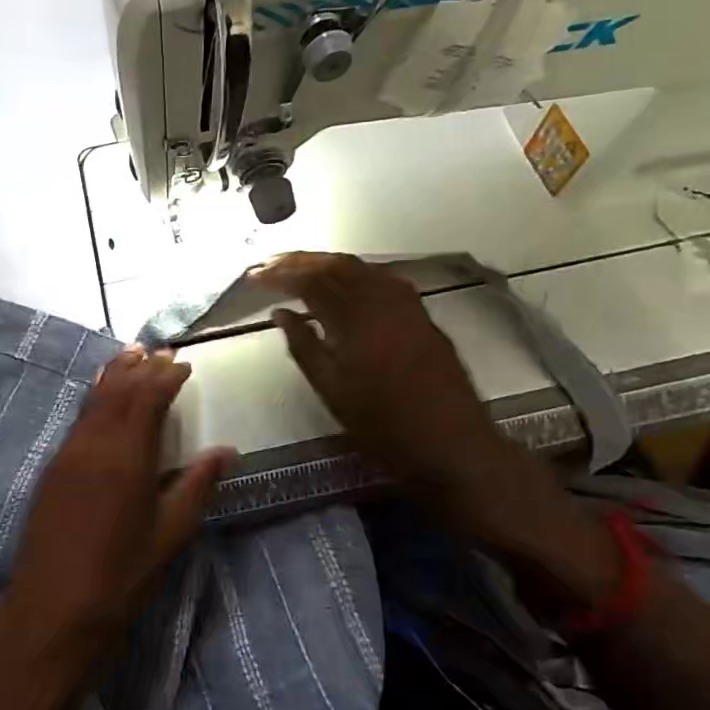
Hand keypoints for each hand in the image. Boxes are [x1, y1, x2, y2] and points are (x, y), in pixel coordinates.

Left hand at [0, 349, 233, 709]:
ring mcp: (69, 451)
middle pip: (118, 390)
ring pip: (94, 398)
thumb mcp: (170, 534)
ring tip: (131, 355)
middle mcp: (94, 442)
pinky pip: (79, 416)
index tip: (184, 363)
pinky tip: (100, 395)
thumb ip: (196, 485)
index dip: (166, 377)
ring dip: (114, 375)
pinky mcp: (53, 465)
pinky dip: (95, 396)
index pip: (148, 398)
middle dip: (141, 367)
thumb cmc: (121, 574)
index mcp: (127, 455)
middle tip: (160, 350)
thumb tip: (227, 450)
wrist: (54, 606)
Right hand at [252, 252, 500, 494]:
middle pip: (337, 265)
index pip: (312, 281)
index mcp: (357, 320)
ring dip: (327, 263)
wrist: (455, 448)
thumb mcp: (332, 391)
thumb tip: (281, 312)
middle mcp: (384, 302)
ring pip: (363, 268)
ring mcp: (408, 306)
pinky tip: (344, 283)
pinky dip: (355, 273)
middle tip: (270, 264)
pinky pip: (383, 279)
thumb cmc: (385, 427)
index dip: (280, 274)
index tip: (254, 276)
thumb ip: (303, 346)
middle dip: (300, 261)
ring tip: (299, 268)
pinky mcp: (422, 317)